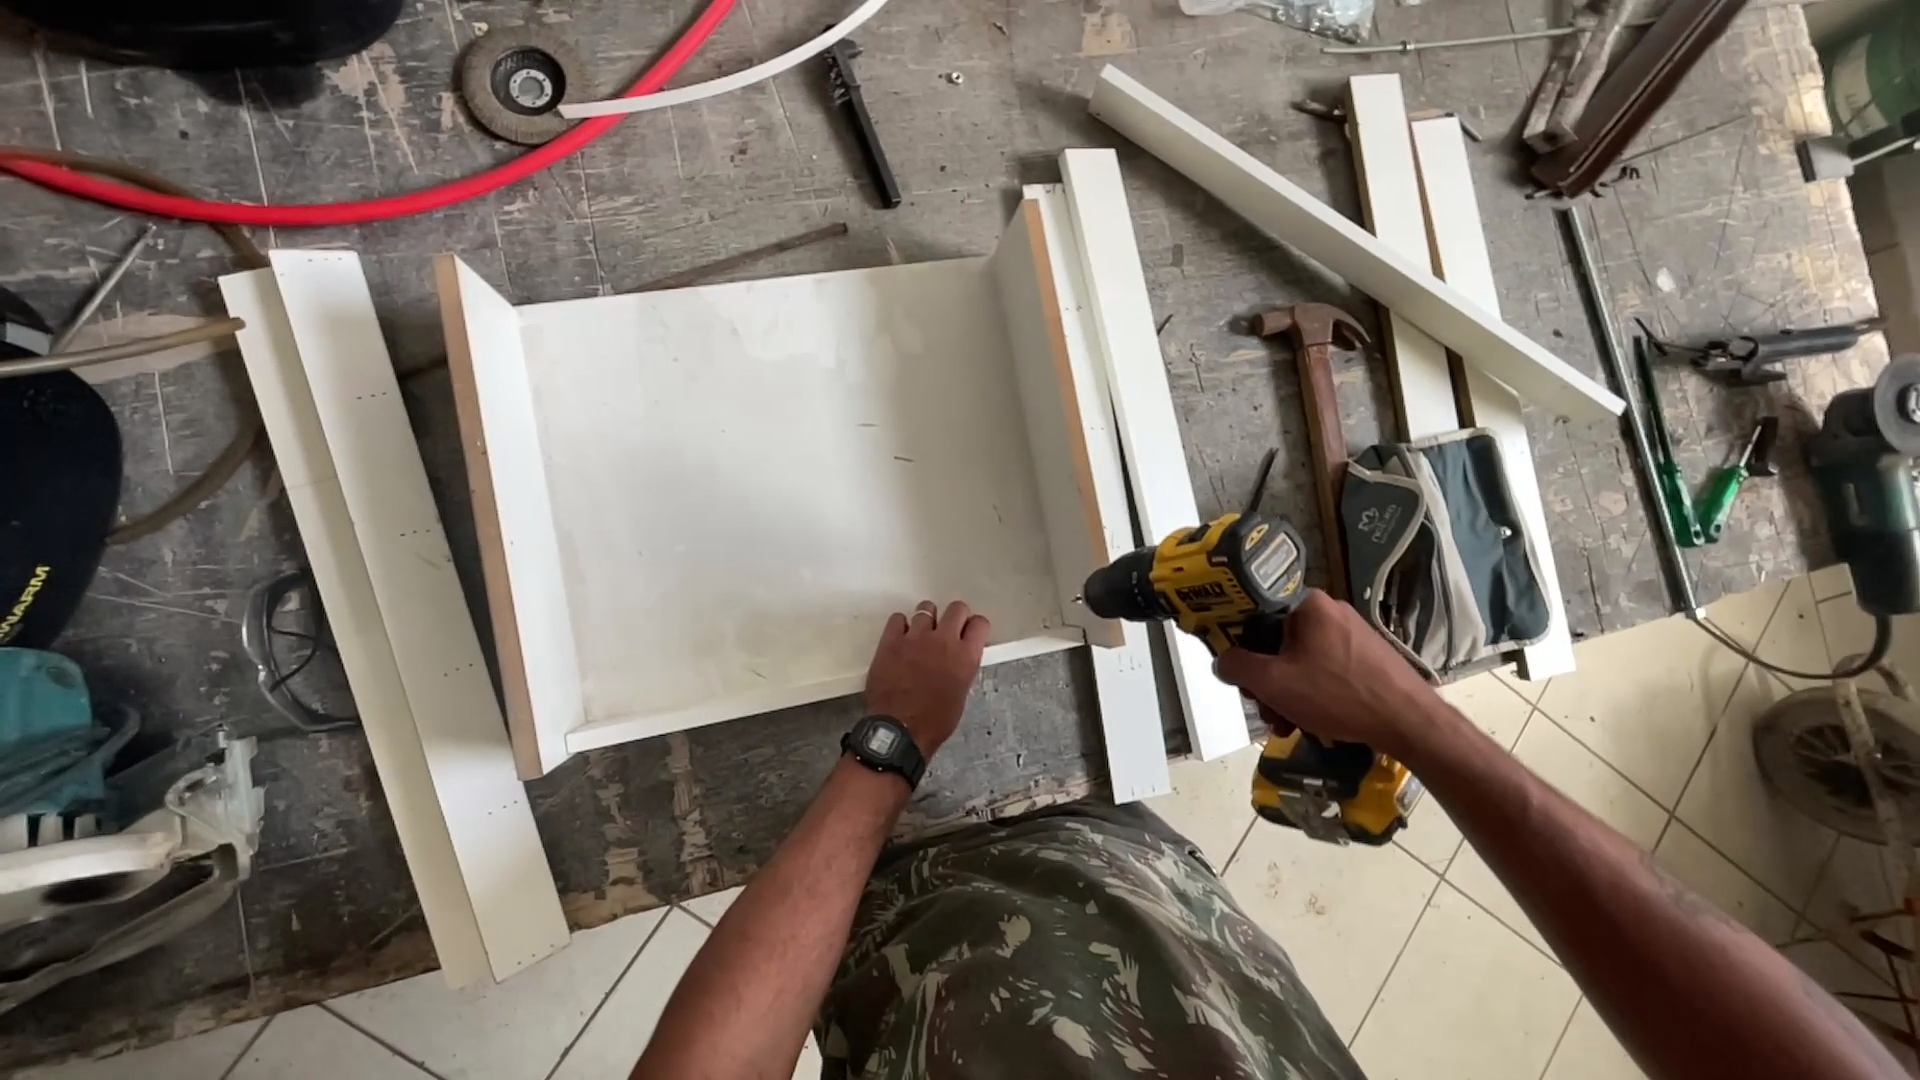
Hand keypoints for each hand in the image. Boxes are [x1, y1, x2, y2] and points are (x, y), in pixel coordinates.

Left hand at [863, 600, 989, 758]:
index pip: (979, 624)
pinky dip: (901, 625)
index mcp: (966, 656)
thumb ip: (962, 668)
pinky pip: (898, 618)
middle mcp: (943, 641)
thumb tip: (957, 660)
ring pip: (926, 608)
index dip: (975, 627)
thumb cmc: (933, 721)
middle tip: (948, 629)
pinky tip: (902, 637)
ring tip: (923, 632)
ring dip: (927, 618)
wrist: (900, 730)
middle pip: (956, 608)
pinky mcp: (891, 641)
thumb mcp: (960, 694)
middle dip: (955, 617)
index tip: (970, 631)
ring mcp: (915, 638)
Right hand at [1214, 589, 1438, 759]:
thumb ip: (1237, 667)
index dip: (1239, 648)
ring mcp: (1351, 634)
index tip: (1240, 678)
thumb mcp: (1274, 683)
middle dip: (1267, 681)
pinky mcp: (1367, 656)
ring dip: (1287, 693)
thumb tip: (1223, 661)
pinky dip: (1312, 693)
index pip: (1254, 616)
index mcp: (1306, 604)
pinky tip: (1313, 721)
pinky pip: (1325, 669)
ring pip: (1300, 660)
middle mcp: (1329, 611)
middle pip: (1276, 643)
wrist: (1410, 722)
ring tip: (1289, 725)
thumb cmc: (1337, 694)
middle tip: (1267, 710)